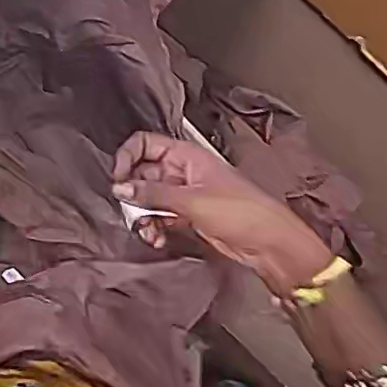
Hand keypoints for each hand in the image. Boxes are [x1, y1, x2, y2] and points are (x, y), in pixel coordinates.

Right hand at [111, 131, 333, 297]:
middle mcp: (183, 171)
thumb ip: (152, 194)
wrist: (268, 243)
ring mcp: (185, 194)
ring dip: (142, 215)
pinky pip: (159, 216)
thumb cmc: (242, 212)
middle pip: (142, 173)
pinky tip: (156, 238)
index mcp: (186, 155)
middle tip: (130, 210)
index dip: (127, 158)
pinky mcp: (187, 215)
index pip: (145, 144)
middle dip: (133, 193)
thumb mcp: (191, 200)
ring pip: (149, 198)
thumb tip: (121, 188)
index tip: (118, 180)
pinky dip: (154, 227)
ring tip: (147, 230)